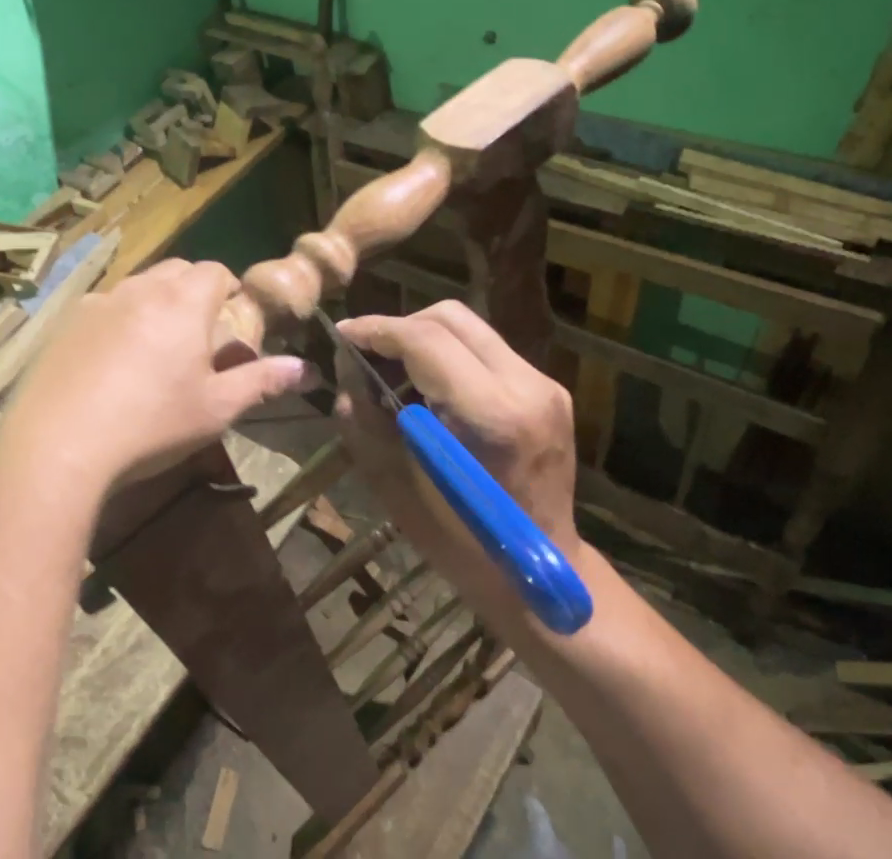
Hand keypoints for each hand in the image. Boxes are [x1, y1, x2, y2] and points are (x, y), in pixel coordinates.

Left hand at [0, 259, 314, 493]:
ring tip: (156, 349)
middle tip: (199, 336)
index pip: (215, 271)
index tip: (233, 320)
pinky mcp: (63, 325)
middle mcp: (139, 289)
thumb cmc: (151, 425)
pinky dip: (117, 322)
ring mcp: (96, 303)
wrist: (59, 445)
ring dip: (154, 304)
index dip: (229, 290)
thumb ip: (262, 382)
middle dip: (194, 291)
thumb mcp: (216, 409)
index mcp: (183, 302)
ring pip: (136, 287)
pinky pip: (101, 308)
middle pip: (176, 272)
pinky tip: (110, 365)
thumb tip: (306, 368)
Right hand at [333, 301, 581, 631]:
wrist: (536, 572)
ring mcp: (544, 385)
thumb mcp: (393, 482)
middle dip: (401, 326)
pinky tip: (429, 391)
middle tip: (366, 354)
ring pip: (472, 330)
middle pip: (451, 318)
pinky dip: (450, 358)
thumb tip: (347, 363)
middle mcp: (527, 386)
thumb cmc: (459, 541)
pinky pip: (488, 353)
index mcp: (491, 414)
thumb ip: (363, 415)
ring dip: (425, 340)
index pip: (425, 339)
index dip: (376, 330)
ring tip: (394, 373)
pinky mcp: (549, 392)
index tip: (341, 334)